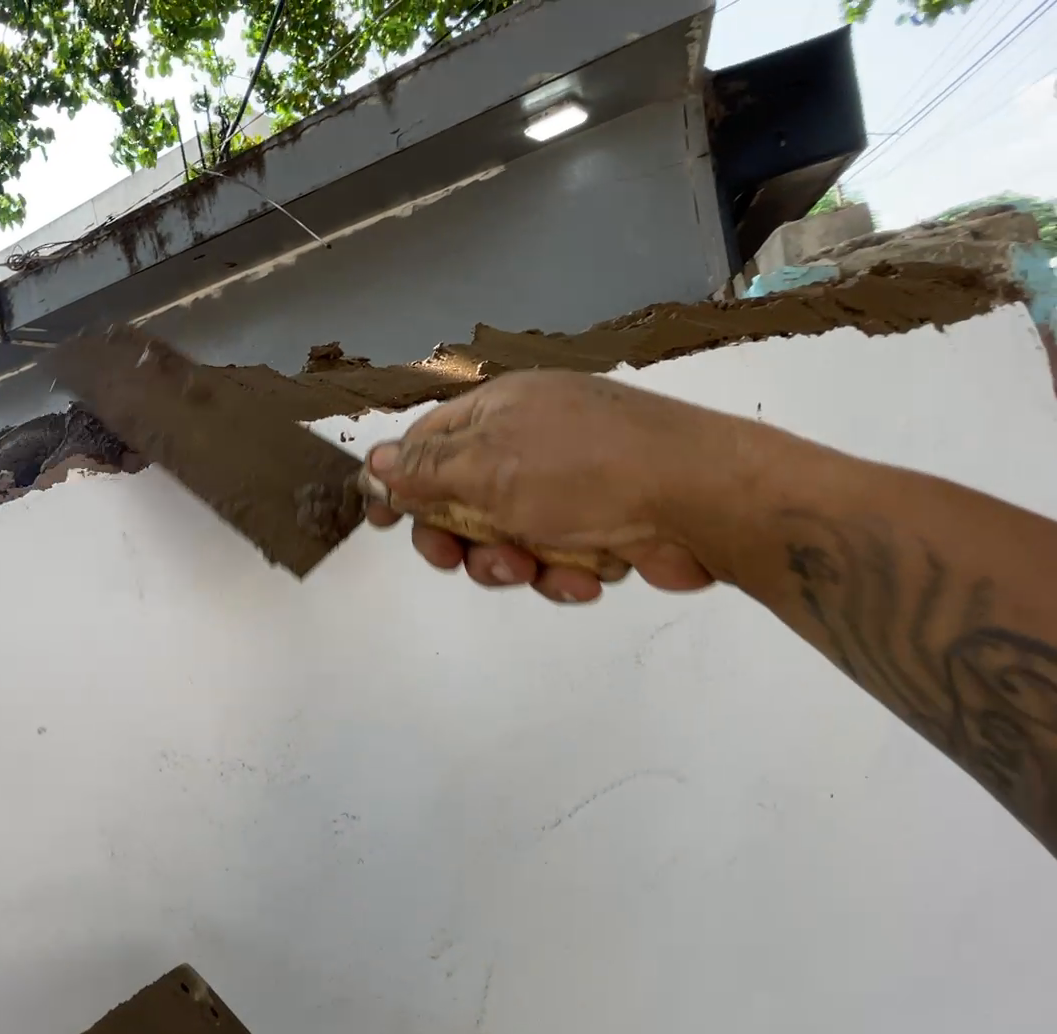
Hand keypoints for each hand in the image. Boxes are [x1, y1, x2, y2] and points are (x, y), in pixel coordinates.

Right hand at [363, 370, 756, 603]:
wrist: (710, 501)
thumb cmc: (584, 470)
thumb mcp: (488, 466)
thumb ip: (422, 469)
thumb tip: (370, 464)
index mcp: (499, 410)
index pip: (425, 442)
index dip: (398, 482)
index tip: (382, 522)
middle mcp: (527, 442)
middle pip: (457, 497)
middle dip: (455, 537)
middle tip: (453, 559)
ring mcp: (564, 483)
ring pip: (501, 536)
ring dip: (507, 562)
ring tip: (532, 569)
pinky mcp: (597, 523)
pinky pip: (549, 554)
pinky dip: (558, 572)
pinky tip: (582, 578)